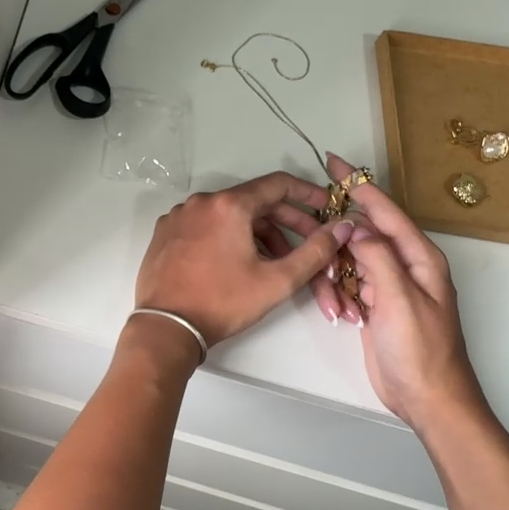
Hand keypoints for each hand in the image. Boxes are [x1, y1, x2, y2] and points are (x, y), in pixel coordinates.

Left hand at [135, 173, 352, 345]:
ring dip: (257, 231)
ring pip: (229, 214)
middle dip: (286, 220)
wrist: (167, 325)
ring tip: (276, 261)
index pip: (277, 184)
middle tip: (310, 243)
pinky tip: (240, 261)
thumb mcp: (277, 279)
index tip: (327, 208)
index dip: (308, 194)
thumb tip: (342, 226)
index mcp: (227, 205)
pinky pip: (205, 224)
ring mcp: (178, 216)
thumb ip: (315, 250)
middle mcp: (200, 202)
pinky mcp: (165, 232)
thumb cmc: (223, 301)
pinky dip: (228, 235)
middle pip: (253, 200)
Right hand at [323, 153, 485, 427]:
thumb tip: (356, 227)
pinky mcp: (374, 303)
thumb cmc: (421, 352)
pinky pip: (346, 283)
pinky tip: (340, 314)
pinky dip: (337, 294)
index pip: (385, 212)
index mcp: (420, 259)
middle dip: (337, 237)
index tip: (333, 162)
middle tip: (312, 233)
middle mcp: (405, 266)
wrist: (428, 400)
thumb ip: (378, 259)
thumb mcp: (400, 301)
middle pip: (362, 232)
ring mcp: (389, 285)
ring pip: (349, 259)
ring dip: (335, 276)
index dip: (359, 185)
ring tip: (338, 304)